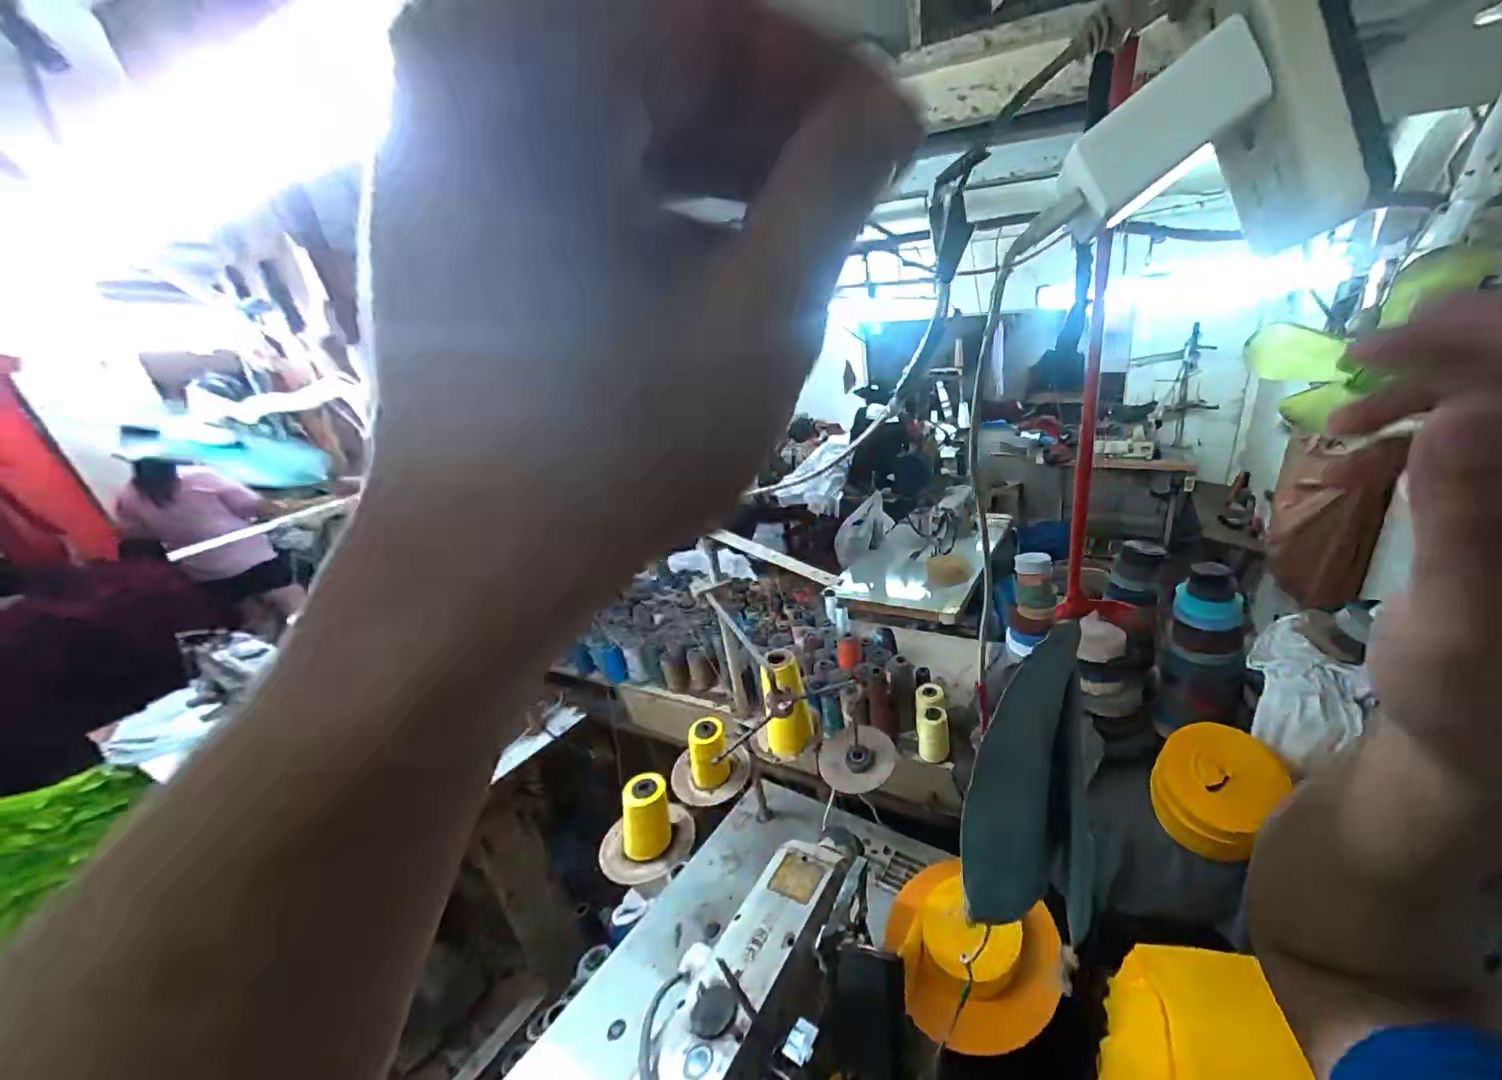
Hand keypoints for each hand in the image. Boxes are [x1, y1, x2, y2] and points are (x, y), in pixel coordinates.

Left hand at [359, 0, 918, 595]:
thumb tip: (891, 108)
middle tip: (852, 191)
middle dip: (772, 121)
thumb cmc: (634, 440)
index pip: (703, 13)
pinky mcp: (458, 222)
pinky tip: (725, 265)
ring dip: (727, 167)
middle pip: (656, 57)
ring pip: (624, 120)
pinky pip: (585, 174)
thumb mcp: (764, 312)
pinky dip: (668, 202)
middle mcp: (463, 80)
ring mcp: (449, 154)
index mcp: (528, 72)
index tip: (884, 128)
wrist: (489, 554)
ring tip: (802, 233)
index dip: (812, 66)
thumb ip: (832, 192)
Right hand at [1332, 294, 1501, 788]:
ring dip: (1433, 393)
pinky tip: (1354, 460)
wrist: (1469, 756)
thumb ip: (1469, 526)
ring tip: (1343, 415)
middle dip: (1472, 353)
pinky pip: (1492, 439)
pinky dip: (1420, 435)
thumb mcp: (1464, 632)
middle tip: (1370, 353)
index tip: (1428, 322)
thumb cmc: (1479, 713)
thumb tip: (1462, 409)